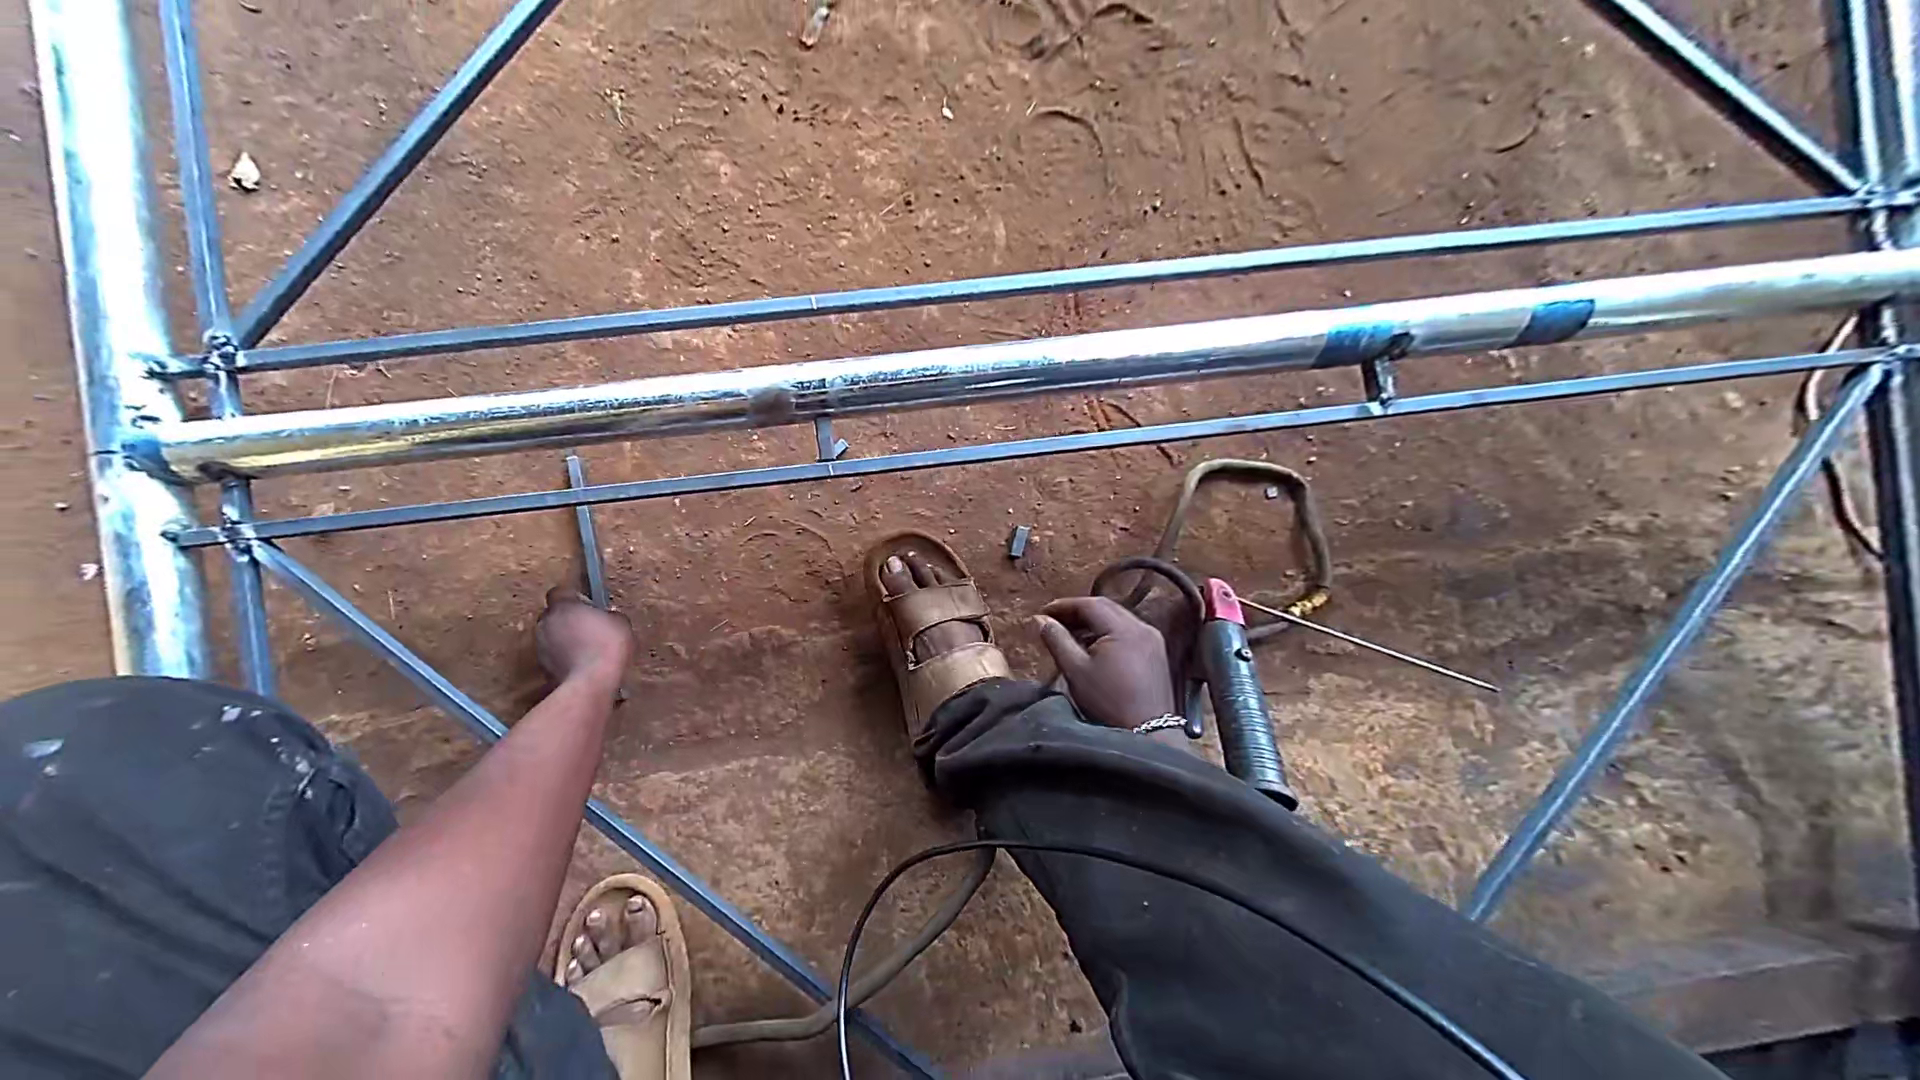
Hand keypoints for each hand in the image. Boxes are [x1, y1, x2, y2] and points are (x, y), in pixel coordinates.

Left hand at [535, 587, 632, 685]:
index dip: (572, 595)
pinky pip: (553, 654)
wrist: (591, 682)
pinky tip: (582, 662)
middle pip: (554, 614)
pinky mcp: (542, 665)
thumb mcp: (621, 623)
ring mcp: (541, 645)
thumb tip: (607, 616)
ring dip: (566, 637)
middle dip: (569, 617)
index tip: (586, 602)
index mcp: (564, 606)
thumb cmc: (607, 646)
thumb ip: (609, 614)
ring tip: (587, 646)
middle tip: (590, 625)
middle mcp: (546, 622)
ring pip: (552, 634)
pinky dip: (565, 655)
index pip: (560, 591)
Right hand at [1037, 596, 1176, 728]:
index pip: (1090, 604)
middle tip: (1054, 620)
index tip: (1044, 613)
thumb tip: (1039, 619)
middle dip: (1078, 611)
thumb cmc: (1109, 703)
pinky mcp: (1157, 654)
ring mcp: (1153, 641)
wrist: (1148, 735)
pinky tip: (1093, 648)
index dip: (1064, 606)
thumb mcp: (1076, 670)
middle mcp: (1143, 628)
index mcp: (1124, 629)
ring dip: (1093, 622)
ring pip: (1118, 619)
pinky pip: (1129, 632)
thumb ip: (1056, 640)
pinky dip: (1108, 633)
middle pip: (1106, 608)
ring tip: (1070, 635)